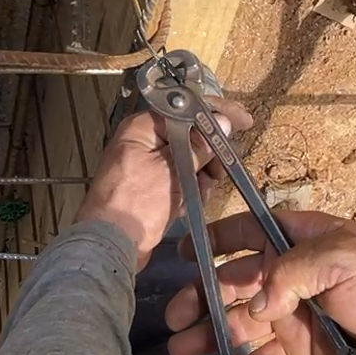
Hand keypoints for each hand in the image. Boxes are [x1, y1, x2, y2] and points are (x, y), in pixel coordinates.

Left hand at [73, 97, 253, 265]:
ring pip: (188, 160)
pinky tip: (186, 205)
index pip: (186, 109)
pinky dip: (188, 190)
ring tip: (199, 193)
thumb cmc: (137, 203)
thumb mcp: (173, 169)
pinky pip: (179, 179)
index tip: (243, 121)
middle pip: (189, 135)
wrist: (111, 245)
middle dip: (208, 155)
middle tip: (218, 172)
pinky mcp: (150, 187)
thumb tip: (223, 122)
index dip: (217, 113)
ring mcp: (145, 164)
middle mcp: (143, 140)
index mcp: (143, 127)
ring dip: (200, 177)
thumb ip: (199, 145)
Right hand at [164, 211, 355, 354]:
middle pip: (234, 281)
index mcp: (300, 241)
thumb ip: (290, 273)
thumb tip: (255, 305)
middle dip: (201, 297)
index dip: (215, 239)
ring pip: (239, 322)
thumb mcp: (341, 261)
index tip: (184, 252)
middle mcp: (289, 275)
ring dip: (209, 336)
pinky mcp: (298, 353)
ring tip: (182, 352)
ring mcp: (291, 315)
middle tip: (174, 317)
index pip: (248, 231)